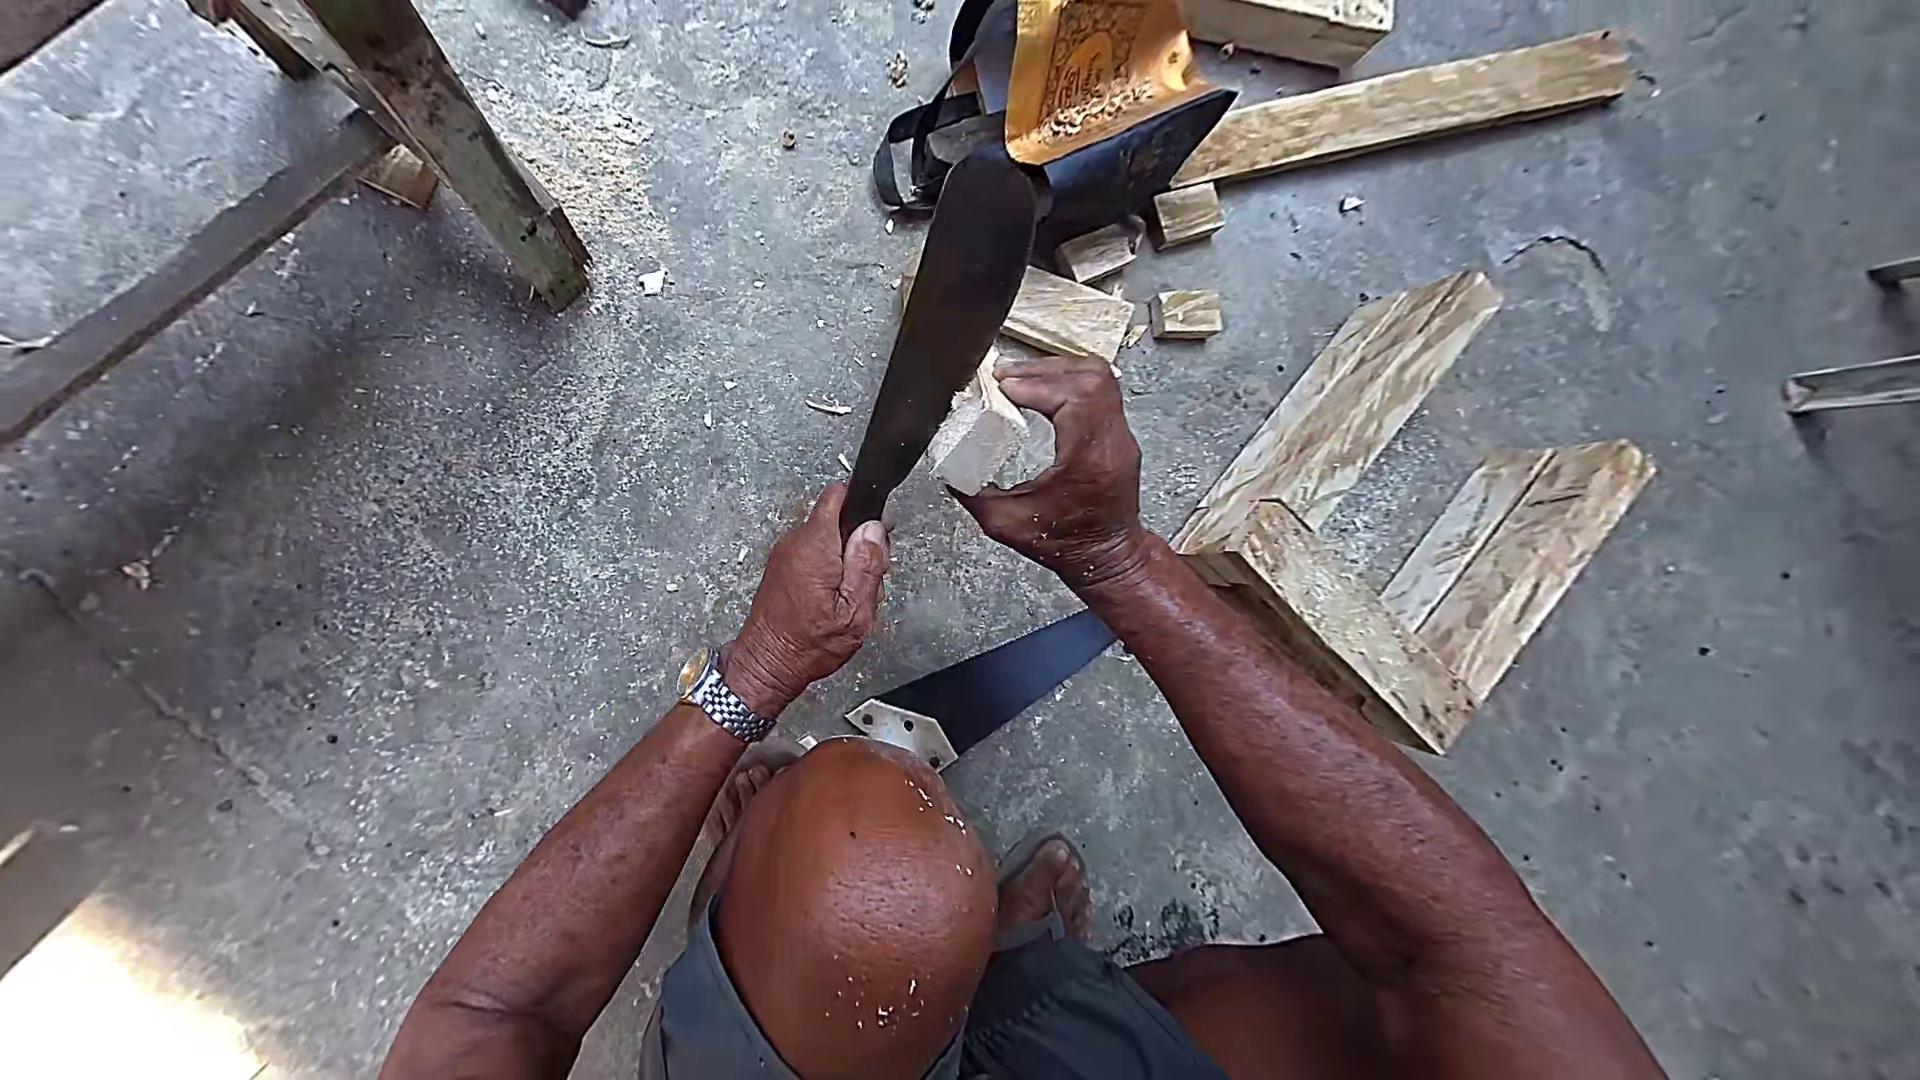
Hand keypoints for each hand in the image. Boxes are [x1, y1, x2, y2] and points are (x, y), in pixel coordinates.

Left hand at [727, 484, 890, 716]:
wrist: (768, 665)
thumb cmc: (807, 645)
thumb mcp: (855, 611)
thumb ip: (867, 565)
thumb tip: (874, 529)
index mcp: (815, 548)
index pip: (838, 497)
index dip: (863, 510)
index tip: (875, 534)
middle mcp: (796, 544)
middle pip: (838, 519)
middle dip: (859, 543)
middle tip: (866, 579)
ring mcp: (786, 554)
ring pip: (829, 539)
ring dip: (846, 560)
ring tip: (848, 595)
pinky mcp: (783, 566)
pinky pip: (815, 554)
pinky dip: (830, 570)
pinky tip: (833, 598)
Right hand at [952, 356, 1148, 590]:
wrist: (1105, 557)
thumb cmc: (1064, 544)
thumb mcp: (1005, 523)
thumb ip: (972, 493)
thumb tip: (948, 466)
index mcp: (1090, 461)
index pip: (1074, 398)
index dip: (1036, 383)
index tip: (1004, 386)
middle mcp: (1113, 443)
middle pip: (1090, 378)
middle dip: (1043, 369)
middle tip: (1005, 375)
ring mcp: (1122, 436)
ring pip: (1100, 378)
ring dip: (1058, 370)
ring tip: (1021, 376)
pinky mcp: (1119, 435)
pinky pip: (1103, 391)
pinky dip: (1071, 381)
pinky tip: (1044, 387)